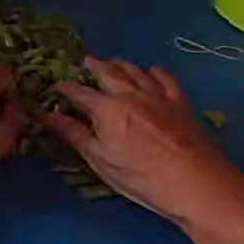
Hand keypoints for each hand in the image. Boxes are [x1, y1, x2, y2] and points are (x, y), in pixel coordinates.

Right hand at [46, 56, 243, 227]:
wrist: (196, 182)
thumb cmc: (139, 175)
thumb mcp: (99, 158)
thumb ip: (73, 134)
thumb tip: (47, 115)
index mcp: (106, 108)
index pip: (79, 93)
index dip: (65, 88)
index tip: (56, 85)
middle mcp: (130, 95)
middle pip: (108, 73)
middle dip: (93, 66)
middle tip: (84, 60)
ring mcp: (157, 97)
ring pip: (136, 72)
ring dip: (121, 64)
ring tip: (112, 60)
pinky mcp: (180, 104)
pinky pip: (166, 80)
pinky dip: (156, 72)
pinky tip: (152, 69)